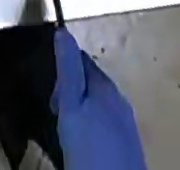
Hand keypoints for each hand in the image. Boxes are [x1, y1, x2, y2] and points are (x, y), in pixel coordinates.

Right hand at [53, 28, 146, 169]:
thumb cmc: (88, 148)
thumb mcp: (70, 107)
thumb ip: (68, 70)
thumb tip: (63, 31)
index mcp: (105, 86)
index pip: (80, 57)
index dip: (61, 67)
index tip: (49, 88)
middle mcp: (119, 99)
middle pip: (89, 79)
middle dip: (69, 88)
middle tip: (55, 112)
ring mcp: (127, 123)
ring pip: (98, 102)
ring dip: (80, 107)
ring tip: (66, 129)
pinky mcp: (129, 144)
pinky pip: (106, 122)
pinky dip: (91, 125)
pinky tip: (84, 143)